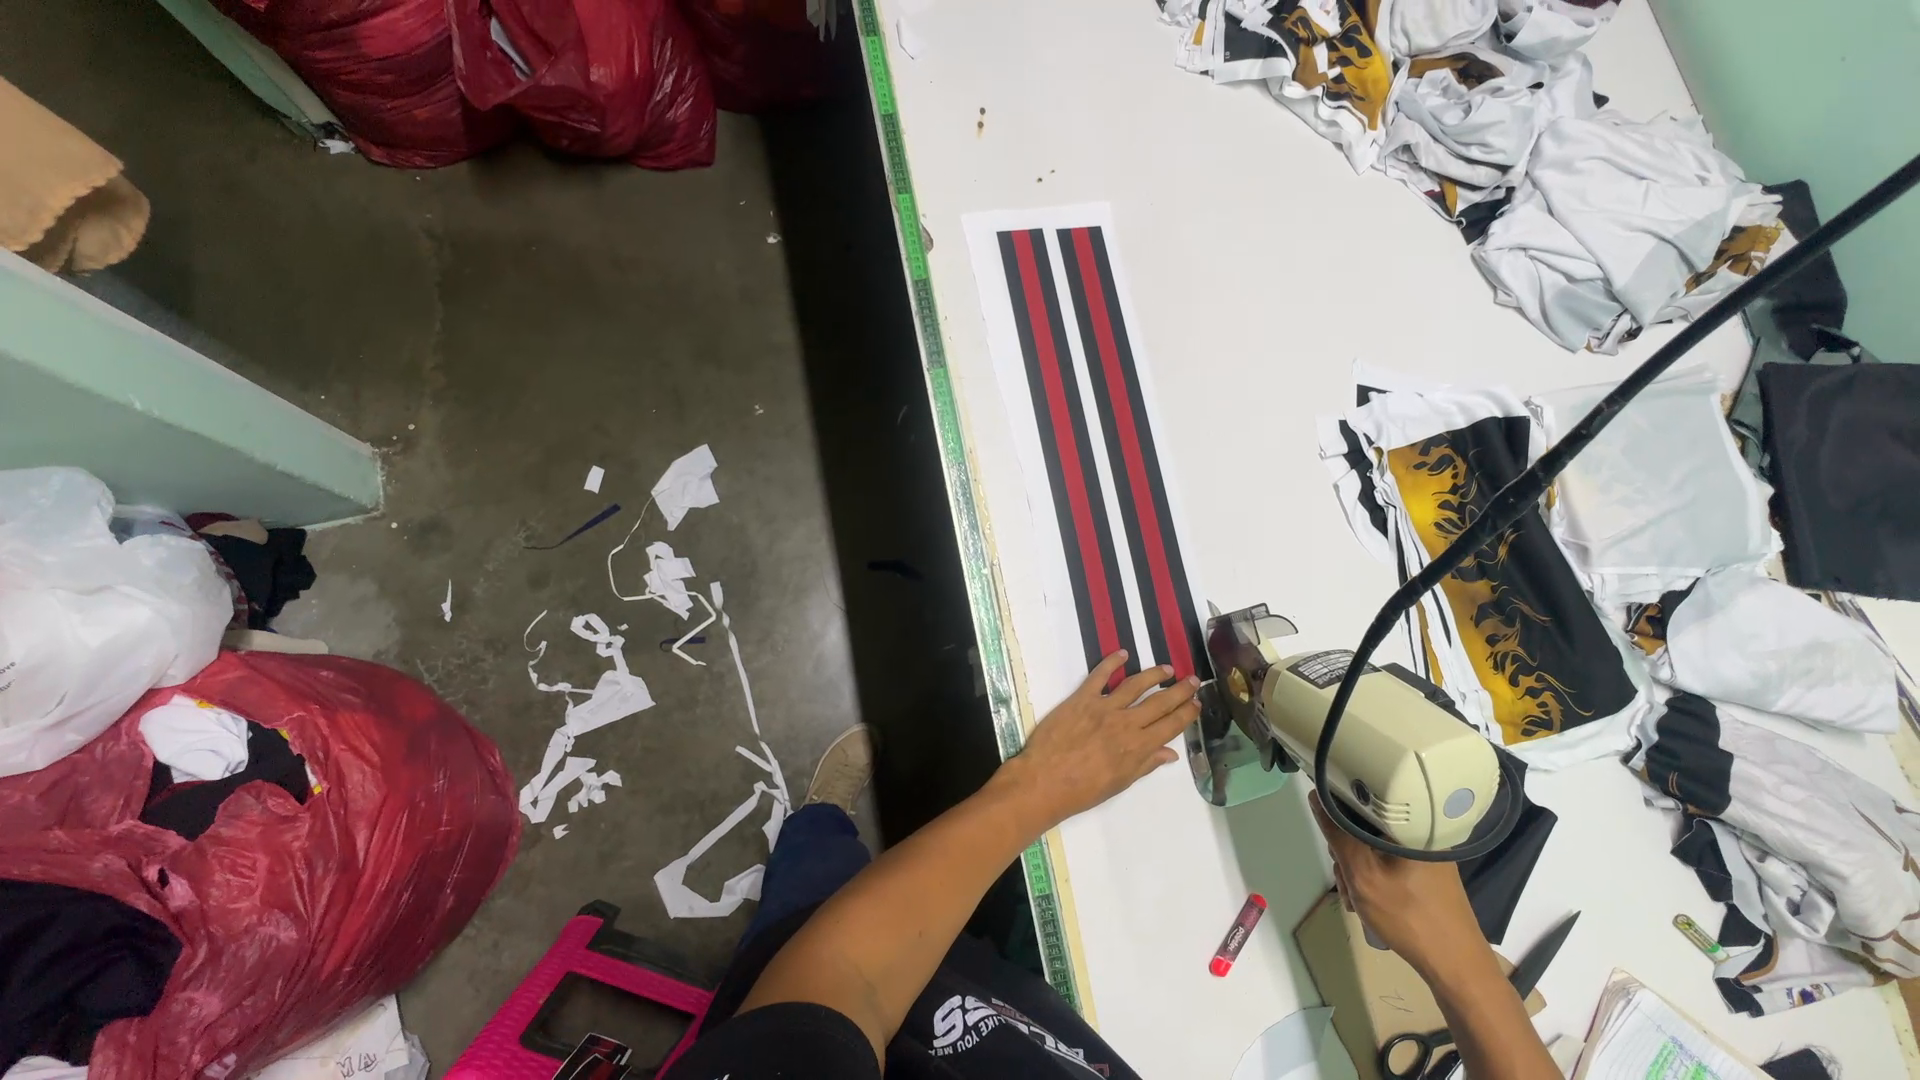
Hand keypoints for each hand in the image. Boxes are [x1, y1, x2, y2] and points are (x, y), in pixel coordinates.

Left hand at [989, 651, 1199, 834]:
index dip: (1186, 713)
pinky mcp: (1081, 698)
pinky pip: (1098, 676)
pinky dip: (1111, 662)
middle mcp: (1125, 723)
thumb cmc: (1083, 790)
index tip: (1197, 703)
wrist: (1045, 781)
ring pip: (1135, 685)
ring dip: (1153, 675)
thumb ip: (1145, 765)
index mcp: (1137, 747)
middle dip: (1179, 691)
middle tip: (1193, 680)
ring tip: (1167, 669)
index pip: (1170, 725)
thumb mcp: (1120, 783)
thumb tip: (1170, 753)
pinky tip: (1122, 654)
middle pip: (1159, 702)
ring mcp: (1103, 708)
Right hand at [1309, 792, 1487, 978]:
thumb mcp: (1362, 873)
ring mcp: (1428, 855)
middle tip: (1347, 882)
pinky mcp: (1429, 872)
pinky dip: (1376, 877)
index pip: (1365, 800)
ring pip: (1376, 847)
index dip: (1339, 816)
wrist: (1455, 966)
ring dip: (1359, 869)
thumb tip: (1316, 796)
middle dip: (1348, 853)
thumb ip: (1338, 833)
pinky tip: (1370, 900)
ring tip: (1357, 898)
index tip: (1333, 844)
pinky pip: (1391, 862)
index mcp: (1413, 825)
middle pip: (1368, 827)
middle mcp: (1424, 833)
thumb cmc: (1408, 916)